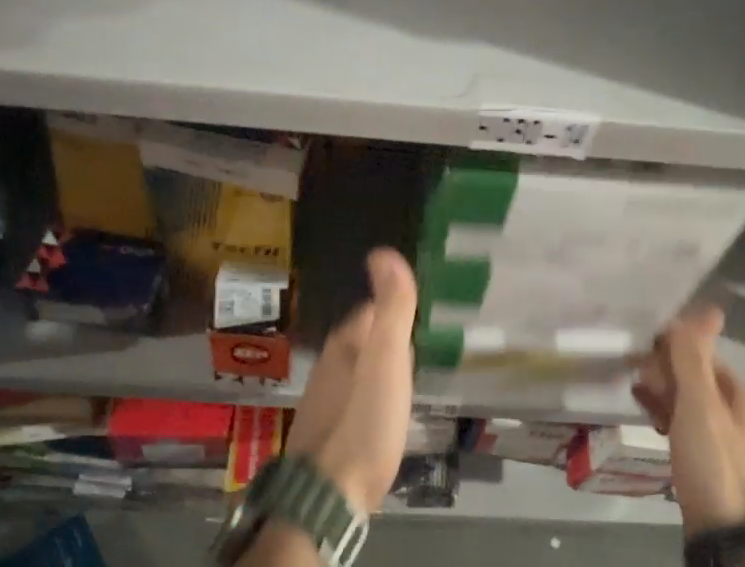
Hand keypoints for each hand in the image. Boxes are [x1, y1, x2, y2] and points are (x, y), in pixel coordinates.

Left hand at [284, 248, 417, 514]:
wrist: (330, 492)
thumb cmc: (365, 420)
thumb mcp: (387, 359)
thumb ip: (391, 309)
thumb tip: (383, 252)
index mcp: (345, 343)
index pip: (372, 310)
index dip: (395, 310)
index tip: (420, 314)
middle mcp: (329, 365)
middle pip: (364, 341)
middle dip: (387, 339)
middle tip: (420, 344)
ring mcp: (324, 400)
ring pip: (358, 371)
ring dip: (379, 370)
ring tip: (407, 378)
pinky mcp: (327, 432)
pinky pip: (354, 400)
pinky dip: (370, 398)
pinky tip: (385, 415)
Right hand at [631, 306, 744, 534]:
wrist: (726, 536)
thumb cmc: (714, 464)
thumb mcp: (700, 406)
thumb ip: (695, 359)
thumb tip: (709, 308)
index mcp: (738, 392)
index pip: (698, 349)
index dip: (668, 342)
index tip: (636, 344)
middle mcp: (733, 409)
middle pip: (692, 372)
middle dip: (661, 366)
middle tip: (631, 370)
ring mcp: (719, 435)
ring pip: (684, 398)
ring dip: (658, 388)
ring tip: (631, 387)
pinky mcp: (704, 458)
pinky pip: (680, 422)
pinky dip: (662, 413)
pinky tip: (644, 413)